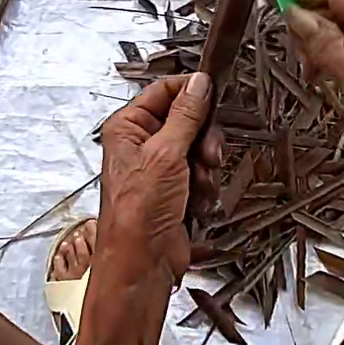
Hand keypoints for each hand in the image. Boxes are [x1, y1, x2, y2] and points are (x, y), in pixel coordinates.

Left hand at [98, 72, 221, 282]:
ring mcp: (160, 166)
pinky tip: (195, 202)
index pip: (163, 91)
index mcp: (128, 126)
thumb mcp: (166, 154)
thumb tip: (199, 82)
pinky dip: (204, 187)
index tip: (215, 92)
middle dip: (203, 140)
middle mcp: (142, 142)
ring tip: (197, 185)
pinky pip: (202, 173)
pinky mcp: (176, 188)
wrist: (143, 262)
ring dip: (206, 168)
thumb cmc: (139, 209)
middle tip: (208, 155)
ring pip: (199, 148)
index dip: (190, 91)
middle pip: (187, 120)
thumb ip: (186, 115)